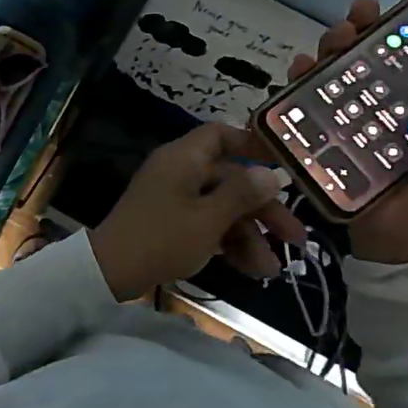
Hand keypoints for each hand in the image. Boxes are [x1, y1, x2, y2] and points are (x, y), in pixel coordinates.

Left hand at [89, 123, 306, 299]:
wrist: (110, 272)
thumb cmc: (162, 237)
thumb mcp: (208, 218)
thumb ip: (242, 194)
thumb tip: (271, 173)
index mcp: (184, 158)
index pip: (221, 135)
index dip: (252, 144)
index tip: (282, 163)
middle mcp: (180, 171)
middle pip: (230, 179)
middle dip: (263, 209)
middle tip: (296, 237)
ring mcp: (175, 197)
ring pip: (222, 207)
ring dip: (249, 235)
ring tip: (272, 270)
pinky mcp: (171, 222)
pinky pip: (207, 223)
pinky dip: (228, 242)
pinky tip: (251, 270)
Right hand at [288, 0, 407, 263]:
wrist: (405, 241)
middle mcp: (392, 98)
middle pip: (373, 50)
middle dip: (365, 24)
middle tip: (361, 13)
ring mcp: (356, 114)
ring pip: (340, 66)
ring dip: (334, 43)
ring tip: (336, 37)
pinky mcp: (327, 132)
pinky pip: (307, 99)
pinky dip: (300, 78)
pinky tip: (301, 66)